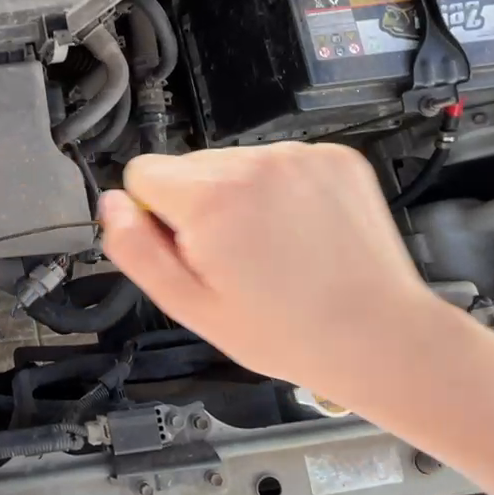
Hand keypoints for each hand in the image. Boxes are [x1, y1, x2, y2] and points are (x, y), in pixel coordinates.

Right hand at [98, 143, 463, 405]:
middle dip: (196, 205)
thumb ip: (134, 249)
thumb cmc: (284, 331)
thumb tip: (113, 205)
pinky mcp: (333, 157)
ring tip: (268, 247)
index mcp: (211, 198)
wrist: (381, 337)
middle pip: (186, 168)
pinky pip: (274, 163)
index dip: (155, 215)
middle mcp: (254, 164)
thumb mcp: (187, 304)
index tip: (188, 248)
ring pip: (229, 164)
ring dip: (236, 197)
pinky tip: (296, 231)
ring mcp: (299, 157)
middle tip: (230, 256)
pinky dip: (277, 191)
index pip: (140, 172)